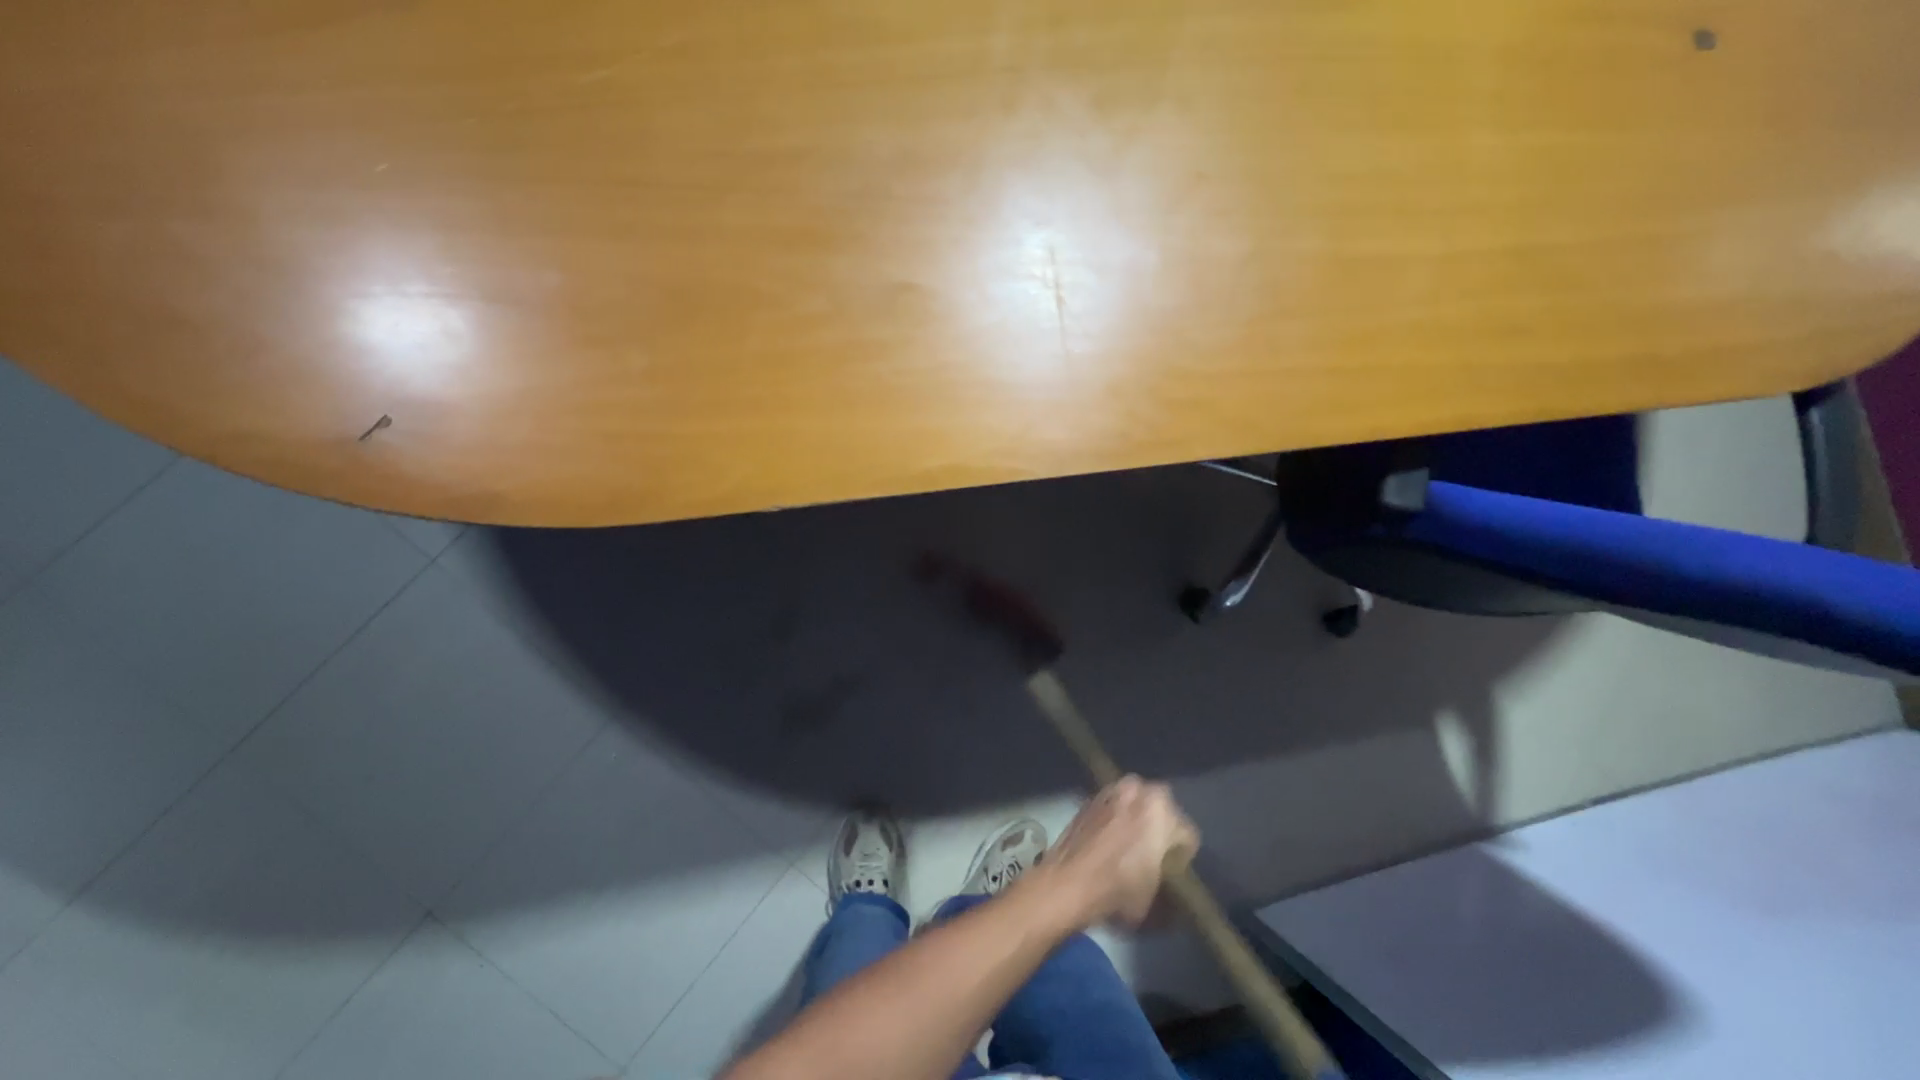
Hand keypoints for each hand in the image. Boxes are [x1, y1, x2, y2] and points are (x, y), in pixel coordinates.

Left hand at [1036, 775, 1198, 929]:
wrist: (1067, 883)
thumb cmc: (1119, 890)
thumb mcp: (1156, 902)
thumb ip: (1172, 893)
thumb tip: (1172, 899)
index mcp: (1163, 810)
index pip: (1186, 835)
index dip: (1181, 859)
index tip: (1172, 875)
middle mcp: (1139, 790)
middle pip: (1161, 813)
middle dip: (1159, 831)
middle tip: (1152, 859)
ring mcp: (1110, 791)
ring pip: (1134, 806)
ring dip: (1135, 821)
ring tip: (1128, 850)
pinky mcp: (1088, 799)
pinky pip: (1111, 809)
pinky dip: (1112, 821)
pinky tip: (1107, 845)